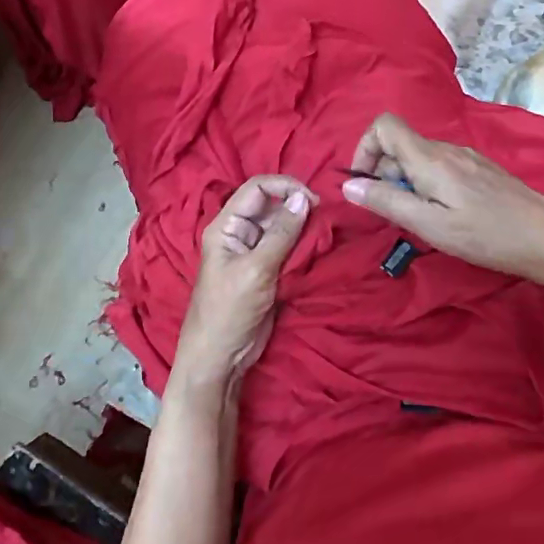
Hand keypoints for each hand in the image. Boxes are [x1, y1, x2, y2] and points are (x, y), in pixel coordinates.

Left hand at [174, 175, 314, 391]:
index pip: (257, 188)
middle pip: (272, 205)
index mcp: (227, 226)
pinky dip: (303, 246)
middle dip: (297, 206)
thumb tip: (305, 198)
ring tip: (323, 234)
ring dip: (302, 227)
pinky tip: (318, 248)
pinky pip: (288, 248)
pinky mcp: (268, 270)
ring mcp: (254, 252)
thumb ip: (282, 233)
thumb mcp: (257, 270)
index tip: (313, 199)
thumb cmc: (229, 311)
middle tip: (323, 219)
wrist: (220, 357)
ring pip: (283, 226)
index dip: (285, 186)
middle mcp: (240, 233)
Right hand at [342, 113, 543, 287]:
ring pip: (421, 159)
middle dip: (386, 175)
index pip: (384, 125)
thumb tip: (349, 184)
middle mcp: (447, 148)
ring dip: (408, 184)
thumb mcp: (430, 225)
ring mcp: (468, 158)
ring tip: (425, 221)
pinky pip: (442, 168)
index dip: (365, 149)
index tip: (366, 185)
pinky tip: (449, 216)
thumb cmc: (487, 236)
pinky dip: (430, 186)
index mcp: (430, 158)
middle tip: (399, 215)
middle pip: (400, 145)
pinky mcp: (482, 171)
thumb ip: (388, 202)